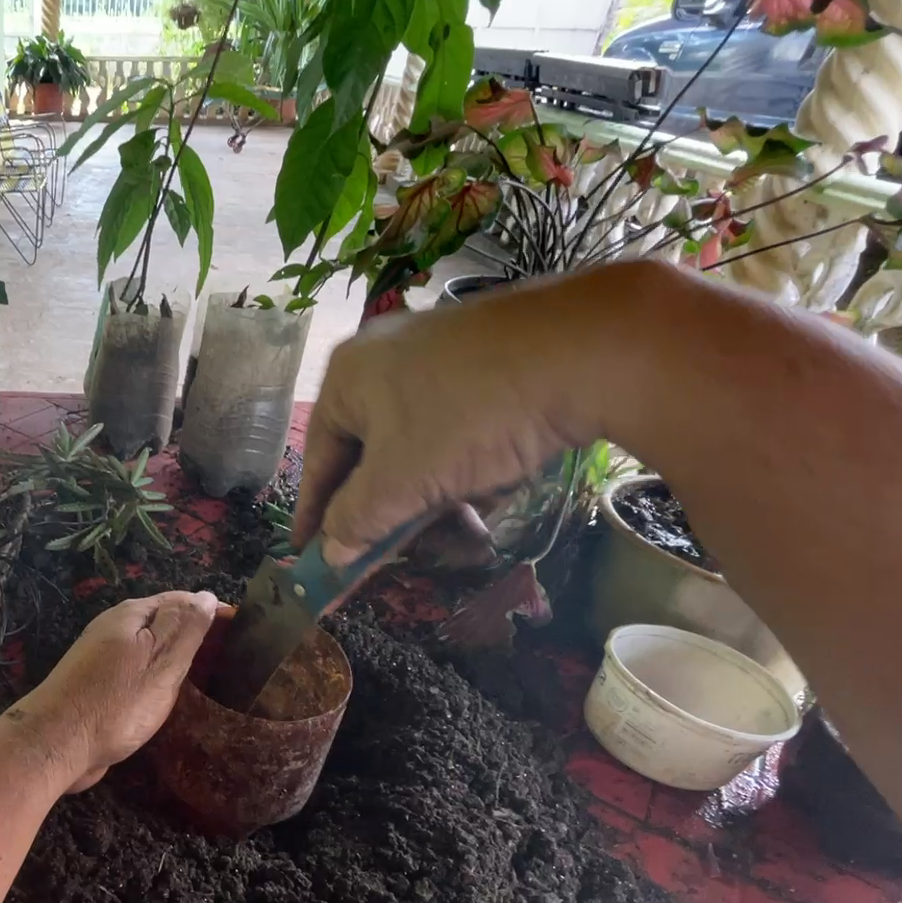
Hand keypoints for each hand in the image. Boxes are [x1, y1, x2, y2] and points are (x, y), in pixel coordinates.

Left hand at [13, 591, 219, 791]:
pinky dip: (155, 681)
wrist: (57, 743)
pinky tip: (168, 700)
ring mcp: (101, 658)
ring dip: (175, 662)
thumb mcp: (160, 661)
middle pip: (163, 624)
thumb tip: (207, 595)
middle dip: (194, 638)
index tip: (240, 637)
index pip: (181, 600)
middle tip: (230, 664)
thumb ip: (185, 628)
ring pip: (149, 651)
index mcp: (130, 615)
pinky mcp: (96, 687)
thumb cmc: (115, 701)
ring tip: (207, 683)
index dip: (211, 614)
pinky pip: (135, 675)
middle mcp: (113, 629)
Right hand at [293, 263, 670, 566]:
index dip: (314, 513)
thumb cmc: (470, 417)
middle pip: (370, 452)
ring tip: (465, 519)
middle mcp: (382, 359)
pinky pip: (456, 421)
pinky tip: (495, 482)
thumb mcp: (403, 481)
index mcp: (346, 380)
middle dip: (389, 505)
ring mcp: (437, 352)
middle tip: (398, 545)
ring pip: (417, 440)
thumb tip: (330, 555)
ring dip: (433, 489)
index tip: (309, 553)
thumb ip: (358, 520)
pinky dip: (466, 459)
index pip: (318, 460)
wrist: (592, 347)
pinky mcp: (487, 354)